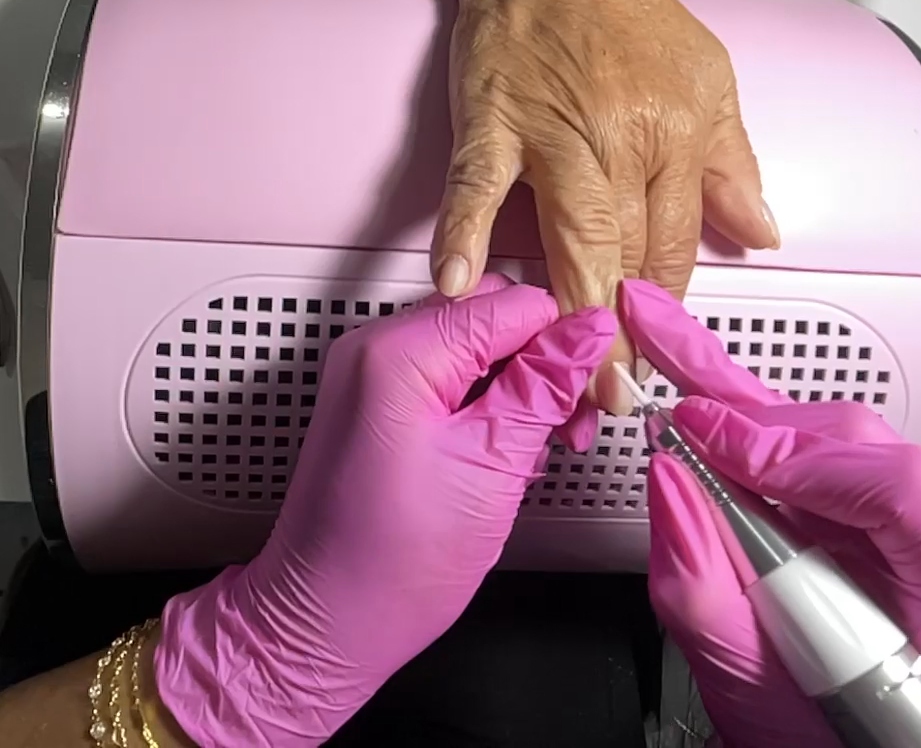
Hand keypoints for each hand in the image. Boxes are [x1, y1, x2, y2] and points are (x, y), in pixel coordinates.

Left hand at [154, 280, 614, 746]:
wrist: (325, 618)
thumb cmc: (390, 563)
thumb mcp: (491, 467)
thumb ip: (545, 388)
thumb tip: (588, 332)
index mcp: (398, 353)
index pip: (508, 303)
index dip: (563, 336)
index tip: (595, 378)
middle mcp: (374, 346)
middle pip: (487, 314)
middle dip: (541, 357)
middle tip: (573, 416)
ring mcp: (369, 371)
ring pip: (469, 341)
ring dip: (517, 380)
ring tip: (546, 436)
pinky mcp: (372, 397)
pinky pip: (443, 370)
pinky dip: (483, 396)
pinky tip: (507, 440)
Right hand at [410, 0, 775, 420]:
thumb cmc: (624, 15)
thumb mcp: (707, 77)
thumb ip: (732, 162)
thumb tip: (762, 234)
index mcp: (679, 135)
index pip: (674, 243)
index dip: (662, 306)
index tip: (652, 357)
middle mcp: (624, 143)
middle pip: (629, 256)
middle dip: (624, 336)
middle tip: (615, 404)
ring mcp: (553, 133)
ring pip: (571, 237)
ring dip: (570, 311)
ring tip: (568, 379)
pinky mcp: (492, 120)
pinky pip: (477, 184)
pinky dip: (465, 230)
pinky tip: (456, 283)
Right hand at [620, 279, 920, 746]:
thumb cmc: (826, 747)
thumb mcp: (754, 698)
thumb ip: (703, 593)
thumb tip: (669, 478)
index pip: (905, 492)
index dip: (798, 456)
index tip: (709, 446)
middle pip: (866, 448)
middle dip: (760, 431)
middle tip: (680, 426)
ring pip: (836, 435)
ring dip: (747, 418)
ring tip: (680, 391)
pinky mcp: (877, 517)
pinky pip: (814, 450)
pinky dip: (748, 425)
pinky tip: (702, 388)